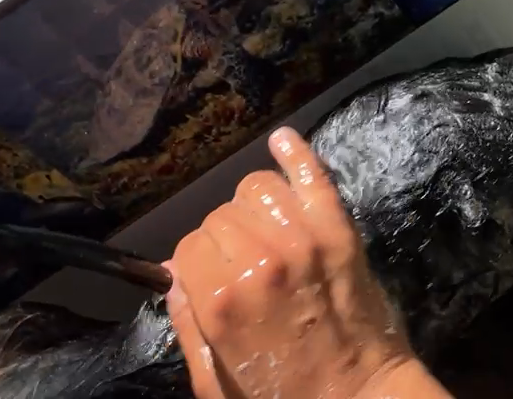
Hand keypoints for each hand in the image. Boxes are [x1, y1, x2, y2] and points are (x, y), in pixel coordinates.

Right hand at [166, 128, 430, 398]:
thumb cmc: (282, 397)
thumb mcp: (215, 381)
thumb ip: (188, 322)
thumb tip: (173, 272)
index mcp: (223, 301)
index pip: (190, 245)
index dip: (197, 260)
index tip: (211, 274)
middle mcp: (260, 260)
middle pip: (222, 215)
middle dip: (224, 235)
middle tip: (243, 261)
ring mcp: (303, 237)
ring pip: (258, 187)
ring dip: (254, 205)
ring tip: (264, 228)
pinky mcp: (338, 227)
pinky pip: (311, 173)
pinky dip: (294, 152)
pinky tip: (281, 140)